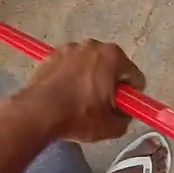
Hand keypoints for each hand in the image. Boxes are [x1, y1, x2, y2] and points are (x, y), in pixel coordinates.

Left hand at [7, 39, 144, 141]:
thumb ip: (126, 119)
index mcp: (114, 56)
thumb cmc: (79, 116)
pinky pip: (69, 66)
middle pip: (112, 67)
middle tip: (102, 106)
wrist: (38, 113)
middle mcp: (93, 45)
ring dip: (90, 79)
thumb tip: (124, 114)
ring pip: (89, 65)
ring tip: (80, 101)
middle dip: (110, 84)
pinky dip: (71, 77)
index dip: (132, 96)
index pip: (135, 77)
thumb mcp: (111, 127)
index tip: (123, 108)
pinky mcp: (51, 54)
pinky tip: (65, 95)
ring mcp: (70, 47)